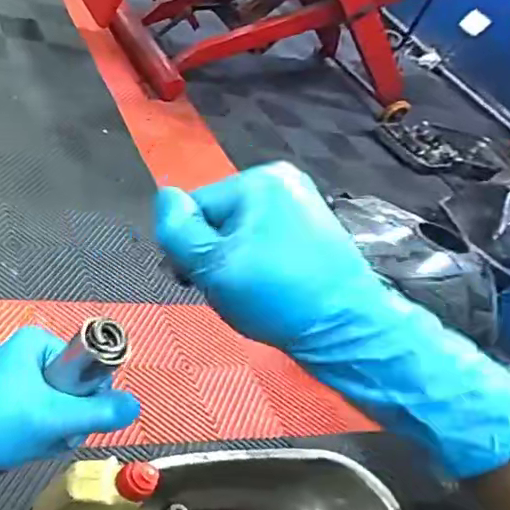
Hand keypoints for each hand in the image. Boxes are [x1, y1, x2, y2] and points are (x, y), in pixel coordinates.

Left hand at [0, 327, 140, 509]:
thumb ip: (97, 412)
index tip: (70, 416)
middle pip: (76, 388)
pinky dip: (40, 433)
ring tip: (32, 440)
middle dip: (69, 417)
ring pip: (61, 405)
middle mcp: (27, 353)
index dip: (89, 396)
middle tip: (48, 432)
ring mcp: (16, 376)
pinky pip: (42, 414)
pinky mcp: (8, 399)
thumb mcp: (52, 419)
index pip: (89, 365)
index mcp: (36, 342)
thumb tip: (134, 406)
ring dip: (55, 429)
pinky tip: (24, 443)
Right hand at [155, 161, 392, 352]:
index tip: (198, 280)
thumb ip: (177, 231)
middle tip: (228, 288)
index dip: (188, 248)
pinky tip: (268, 285)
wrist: (344, 328)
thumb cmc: (276, 298)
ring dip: (233, 261)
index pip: (194, 208)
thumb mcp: (211, 268)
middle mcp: (282, 181)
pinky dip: (257, 262)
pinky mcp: (312, 226)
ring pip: (238, 232)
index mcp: (258, 181)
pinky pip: (264, 239)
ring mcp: (300, 202)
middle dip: (213, 254)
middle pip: (216, 218)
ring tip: (250, 290)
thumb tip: (164, 198)